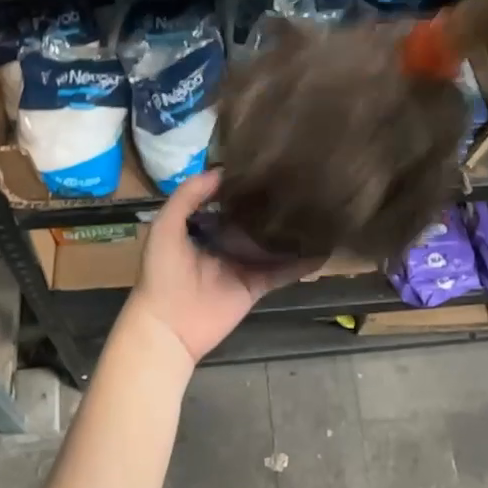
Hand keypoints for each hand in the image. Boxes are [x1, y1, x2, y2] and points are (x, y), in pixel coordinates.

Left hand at [123, 171, 309, 362]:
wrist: (168, 325)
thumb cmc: (162, 272)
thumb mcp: (165, 226)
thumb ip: (187, 196)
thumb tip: (220, 171)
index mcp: (203, 227)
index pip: (227, 200)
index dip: (242, 184)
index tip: (265, 162)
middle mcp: (227, 243)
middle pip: (254, 220)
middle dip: (270, 204)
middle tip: (300, 179)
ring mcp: (244, 264)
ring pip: (272, 244)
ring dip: (291, 231)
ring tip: (319, 206)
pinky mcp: (257, 285)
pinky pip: (283, 272)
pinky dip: (302, 264)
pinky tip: (324, 248)